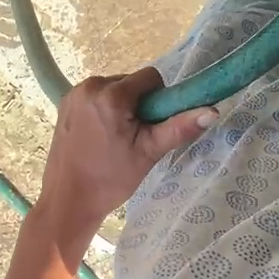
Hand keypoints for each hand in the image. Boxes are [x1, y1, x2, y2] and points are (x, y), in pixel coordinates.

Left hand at [37, 68, 217, 235]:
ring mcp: (75, 92)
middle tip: (133, 136)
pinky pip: (96, 94)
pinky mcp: (65, 100)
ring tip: (115, 138)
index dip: (158, 100)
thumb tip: (213, 111)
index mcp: (111, 95)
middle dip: (138, 104)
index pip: (150, 77)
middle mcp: (90, 85)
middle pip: (131, 82)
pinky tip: (99, 135)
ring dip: (121, 106)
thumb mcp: (149, 153)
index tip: (151, 126)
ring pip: (114, 87)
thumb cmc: (110, 179)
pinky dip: (103, 108)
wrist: (67, 201)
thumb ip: (179, 127)